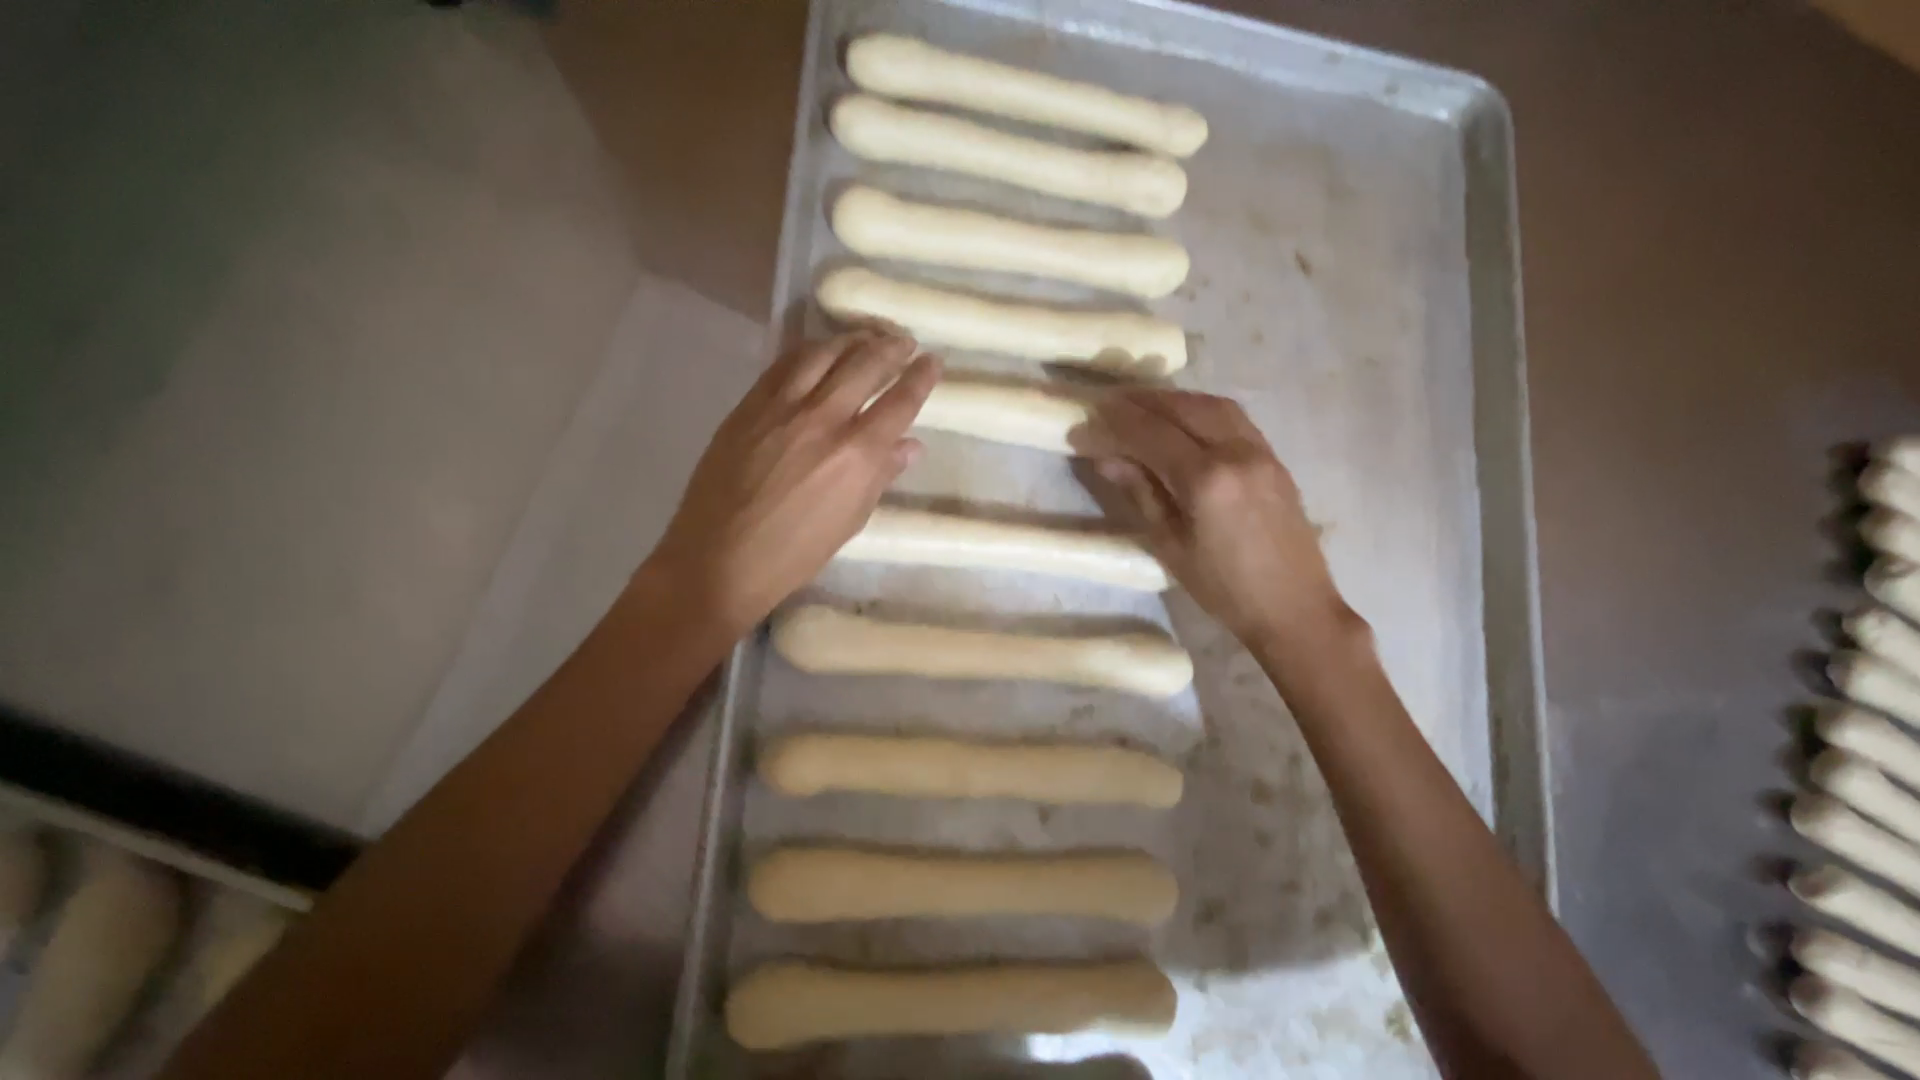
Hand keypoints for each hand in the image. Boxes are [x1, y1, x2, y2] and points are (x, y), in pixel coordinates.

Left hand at [646, 328, 938, 634]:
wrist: (719, 559)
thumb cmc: (794, 555)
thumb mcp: (850, 521)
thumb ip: (881, 476)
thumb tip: (909, 446)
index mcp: (858, 455)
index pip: (900, 401)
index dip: (921, 377)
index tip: (932, 362)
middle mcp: (824, 419)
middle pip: (866, 365)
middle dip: (892, 347)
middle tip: (904, 340)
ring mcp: (782, 407)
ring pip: (824, 353)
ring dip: (852, 339)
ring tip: (866, 336)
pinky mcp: (749, 406)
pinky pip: (784, 364)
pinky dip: (809, 351)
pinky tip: (818, 350)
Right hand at [1076, 388, 1359, 654]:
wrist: (1294, 607)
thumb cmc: (1224, 589)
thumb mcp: (1171, 546)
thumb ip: (1141, 492)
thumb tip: (1106, 458)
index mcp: (1207, 480)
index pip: (1151, 434)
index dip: (1113, 426)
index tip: (1083, 426)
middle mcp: (1236, 452)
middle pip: (1183, 408)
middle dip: (1141, 402)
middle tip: (1107, 406)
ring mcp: (1261, 451)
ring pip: (1211, 405)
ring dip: (1173, 400)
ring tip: (1142, 407)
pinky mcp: (1274, 458)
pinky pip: (1233, 418)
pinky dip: (1201, 409)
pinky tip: (1183, 420)